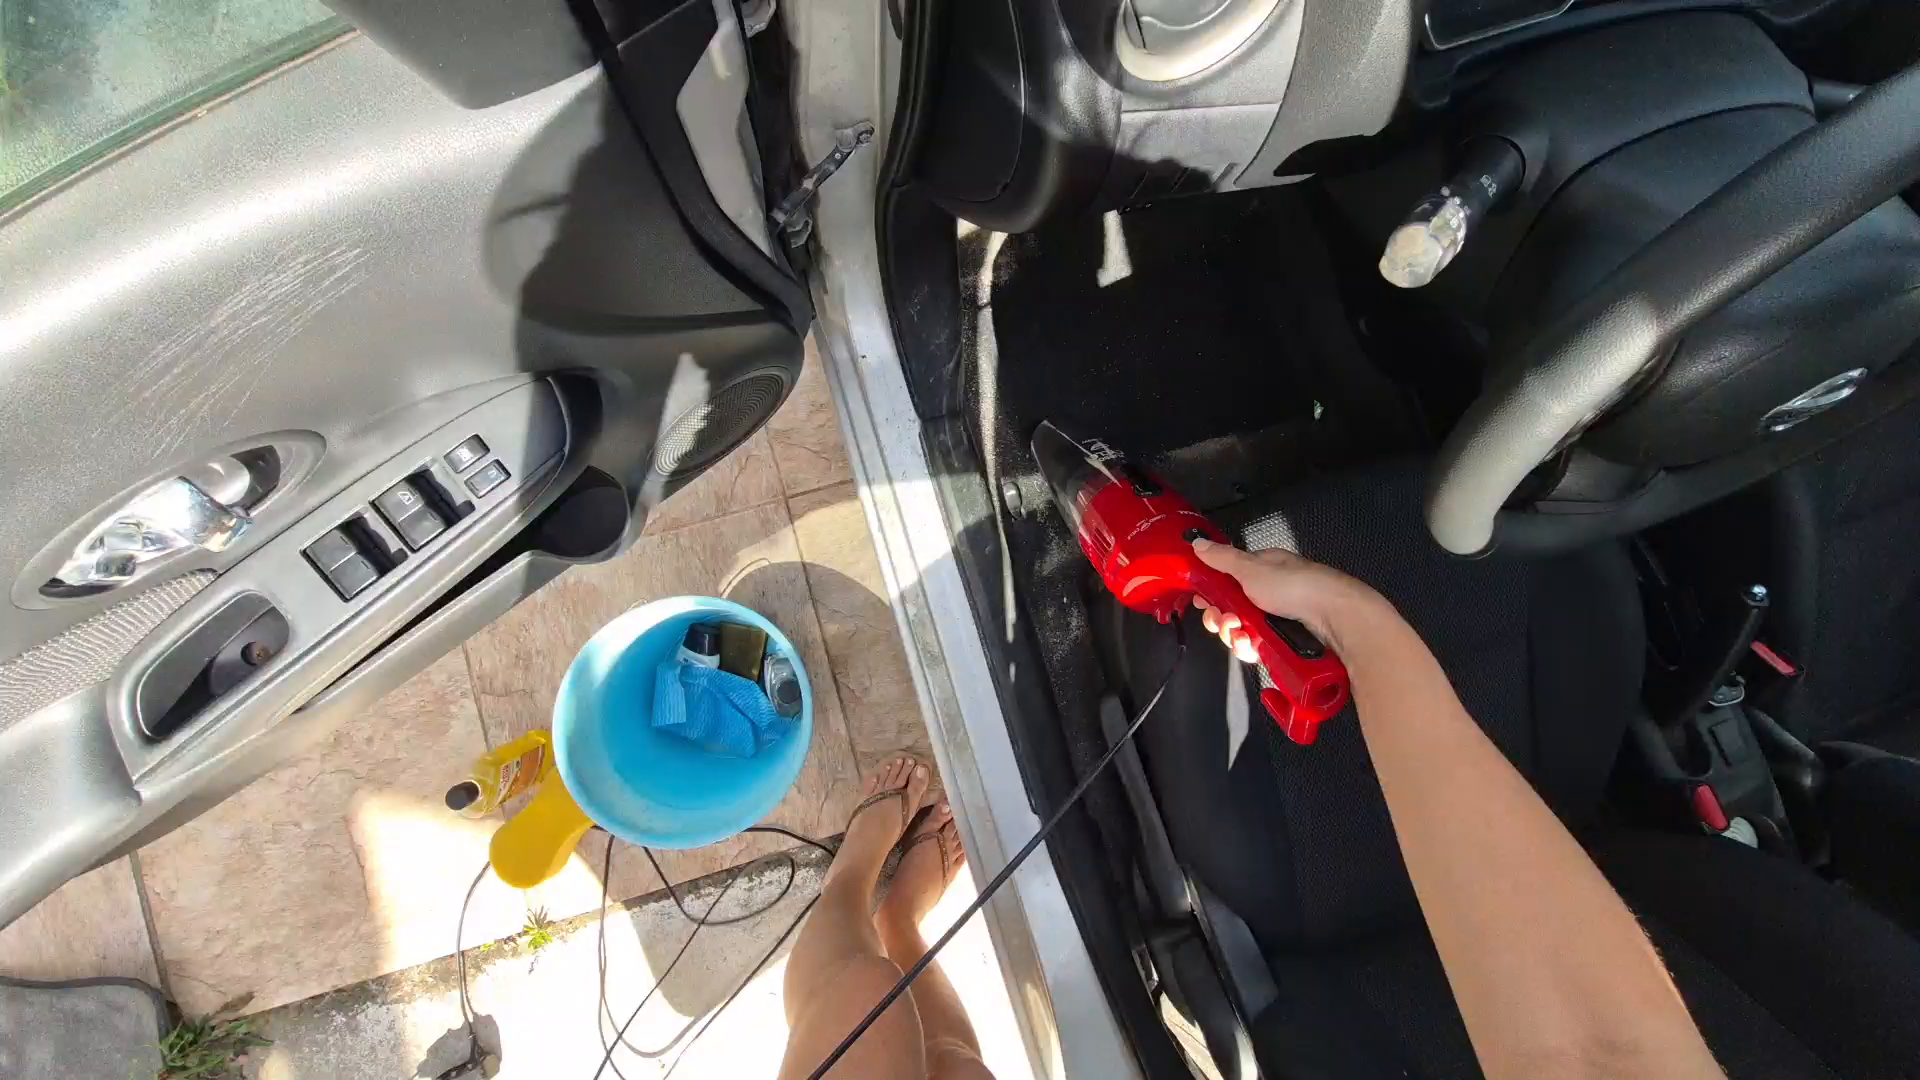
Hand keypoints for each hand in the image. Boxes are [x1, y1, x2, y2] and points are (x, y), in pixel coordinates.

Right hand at [1190, 538, 1376, 658]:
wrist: (1336, 619)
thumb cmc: (1295, 586)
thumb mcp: (1252, 568)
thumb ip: (1222, 558)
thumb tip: (1198, 543)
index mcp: (1263, 570)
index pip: (1227, 579)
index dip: (1212, 591)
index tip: (1202, 601)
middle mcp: (1269, 593)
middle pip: (1231, 608)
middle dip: (1221, 618)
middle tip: (1224, 622)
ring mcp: (1277, 618)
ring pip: (1242, 630)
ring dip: (1234, 634)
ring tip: (1241, 635)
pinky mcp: (1284, 641)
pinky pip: (1256, 646)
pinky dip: (1250, 648)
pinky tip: (1251, 648)